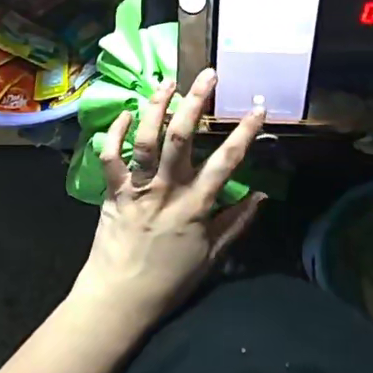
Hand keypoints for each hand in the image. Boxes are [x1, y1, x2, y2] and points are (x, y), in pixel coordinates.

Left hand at [70, 69, 266, 332]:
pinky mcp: (113, 192)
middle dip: (196, 101)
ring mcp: (137, 188)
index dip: (244, 132)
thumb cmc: (170, 280)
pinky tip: (124, 113)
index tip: (258, 107)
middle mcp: (167, 190)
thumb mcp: (211, 257)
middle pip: (181, 137)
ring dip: (155, 106)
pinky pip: (110, 157)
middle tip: (208, 75)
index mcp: (196, 206)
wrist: (120, 298)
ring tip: (167, 81)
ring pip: (146, 139)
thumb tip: (262, 197)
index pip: (227, 162)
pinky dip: (115, 133)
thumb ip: (236, 224)